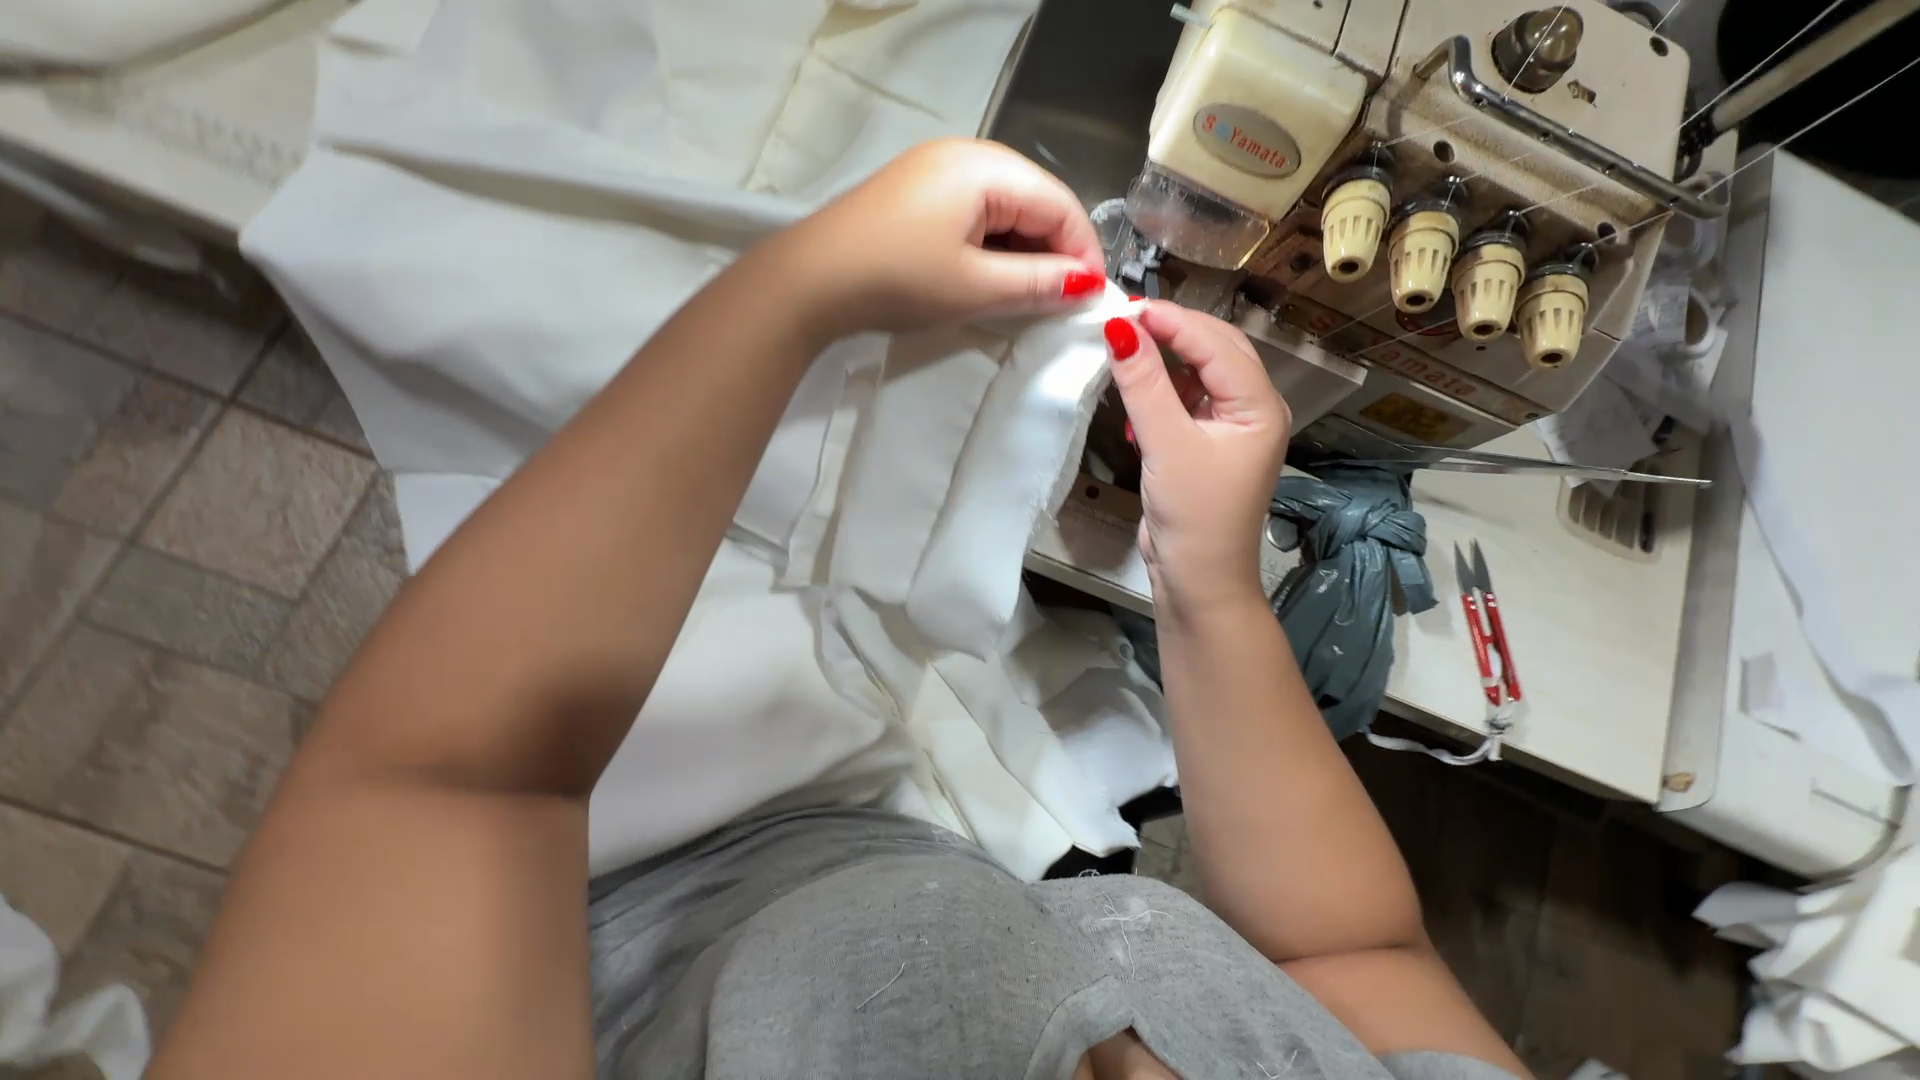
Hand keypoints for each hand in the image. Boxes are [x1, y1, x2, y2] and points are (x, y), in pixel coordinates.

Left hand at [784, 138, 1106, 335]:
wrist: (810, 281)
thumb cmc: (898, 280)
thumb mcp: (975, 286)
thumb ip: (1038, 283)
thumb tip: (1086, 284)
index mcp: (986, 167)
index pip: (1059, 204)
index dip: (1083, 252)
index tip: (1091, 299)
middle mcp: (966, 155)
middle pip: (1034, 201)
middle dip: (1053, 251)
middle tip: (1059, 302)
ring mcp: (937, 170)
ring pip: (1004, 209)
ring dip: (1022, 252)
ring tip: (1025, 296)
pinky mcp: (917, 192)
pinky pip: (974, 213)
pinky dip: (991, 246)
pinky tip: (990, 278)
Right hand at [1102, 302, 1291, 611]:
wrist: (1199, 580)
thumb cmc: (1194, 517)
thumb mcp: (1166, 446)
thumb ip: (1143, 384)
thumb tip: (1119, 328)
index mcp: (1260, 406)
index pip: (1215, 344)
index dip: (1172, 321)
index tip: (1125, 307)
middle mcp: (1253, 409)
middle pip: (1213, 350)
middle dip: (1170, 332)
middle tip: (1122, 321)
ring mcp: (1231, 426)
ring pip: (1197, 373)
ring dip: (1163, 362)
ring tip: (1125, 356)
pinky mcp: (1208, 443)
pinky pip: (1186, 400)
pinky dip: (1161, 393)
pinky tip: (1137, 403)